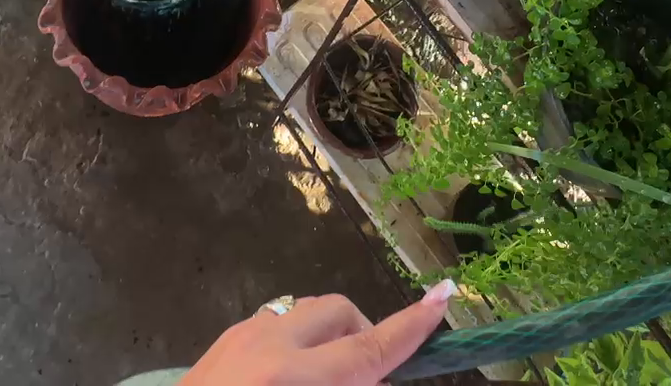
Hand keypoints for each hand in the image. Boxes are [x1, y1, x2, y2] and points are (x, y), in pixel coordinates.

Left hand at [178, 282, 454, 385]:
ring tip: (323, 380)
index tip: (445, 294)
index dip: (412, 326)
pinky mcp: (225, 337)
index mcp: (295, 382)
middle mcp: (272, 347)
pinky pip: (279, 323)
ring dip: (330, 338)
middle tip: (364, 384)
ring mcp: (244, 335)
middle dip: (364, 336)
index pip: (371, 350)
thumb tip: (369, 374)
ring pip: (309, 312)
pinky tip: (283, 380)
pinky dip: (297, 342)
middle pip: (342, 314)